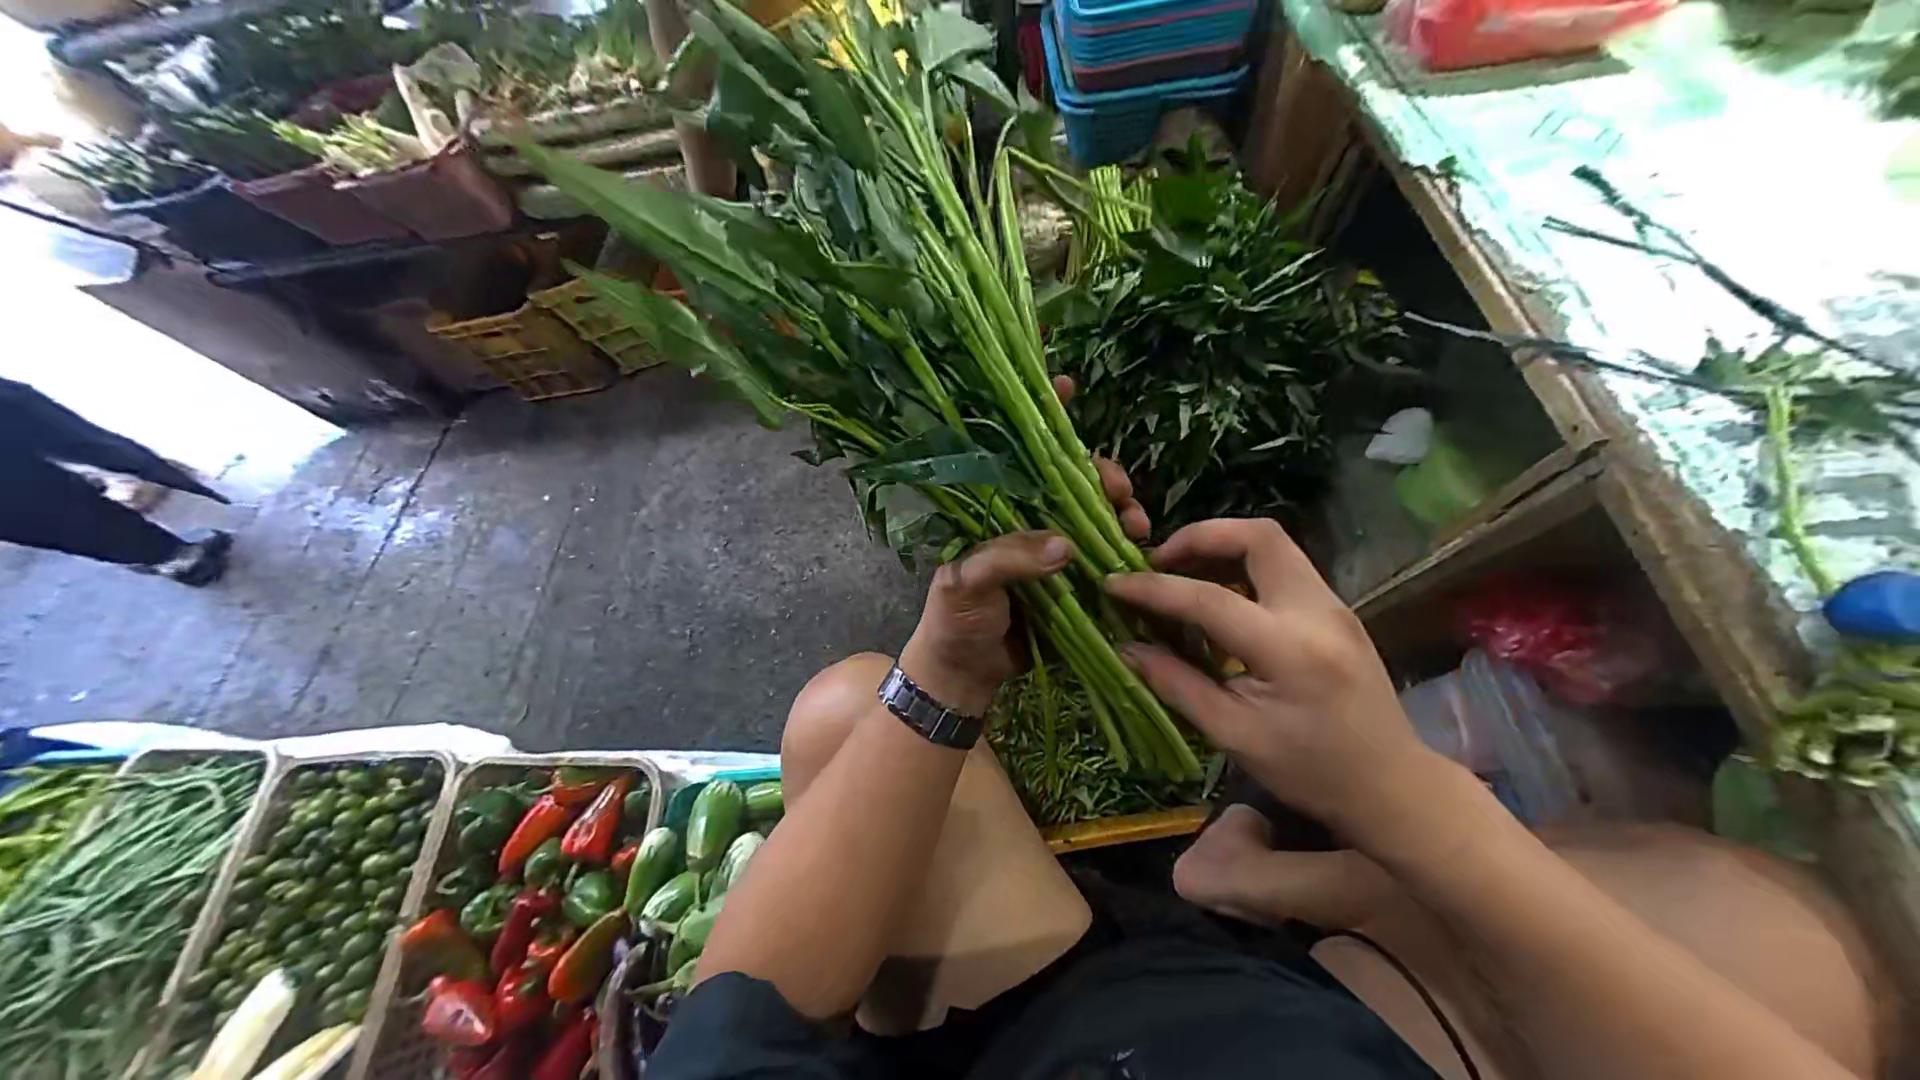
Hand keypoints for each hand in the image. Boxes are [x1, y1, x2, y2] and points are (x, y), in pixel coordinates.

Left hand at [897, 377, 1146, 715]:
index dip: (1040, 415)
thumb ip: (1007, 559)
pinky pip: (1105, 550)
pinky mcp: (1075, 577)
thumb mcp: (966, 583)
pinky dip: (1125, 544)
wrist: (968, 672)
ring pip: (1094, 511)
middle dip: (1099, 474)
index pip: (1015, 452)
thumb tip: (1066, 546)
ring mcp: (1052, 546)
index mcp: (993, 509)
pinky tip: (1140, 544)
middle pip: (1069, 478)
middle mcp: (1026, 518)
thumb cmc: (955, 619)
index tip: (1065, 383)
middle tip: (1119, 490)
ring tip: (1135, 521)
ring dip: (1120, 508)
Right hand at [1104, 518, 1443, 843]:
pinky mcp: (1334, 610)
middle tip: (1159, 560)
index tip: (1114, 582)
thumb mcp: (1234, 736)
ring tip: (1180, 573)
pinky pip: (1282, 566)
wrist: (1394, 787)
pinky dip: (1240, 566)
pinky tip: (1215, 595)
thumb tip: (1126, 648)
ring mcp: (1333, 605)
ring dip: (1220, 546)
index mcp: (1290, 650)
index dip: (1153, 588)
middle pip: (1259, 535)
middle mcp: (1317, 611)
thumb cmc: (1312, 771)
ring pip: (1273, 544)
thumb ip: (1176, 684)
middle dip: (1200, 536)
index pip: (1209, 599)